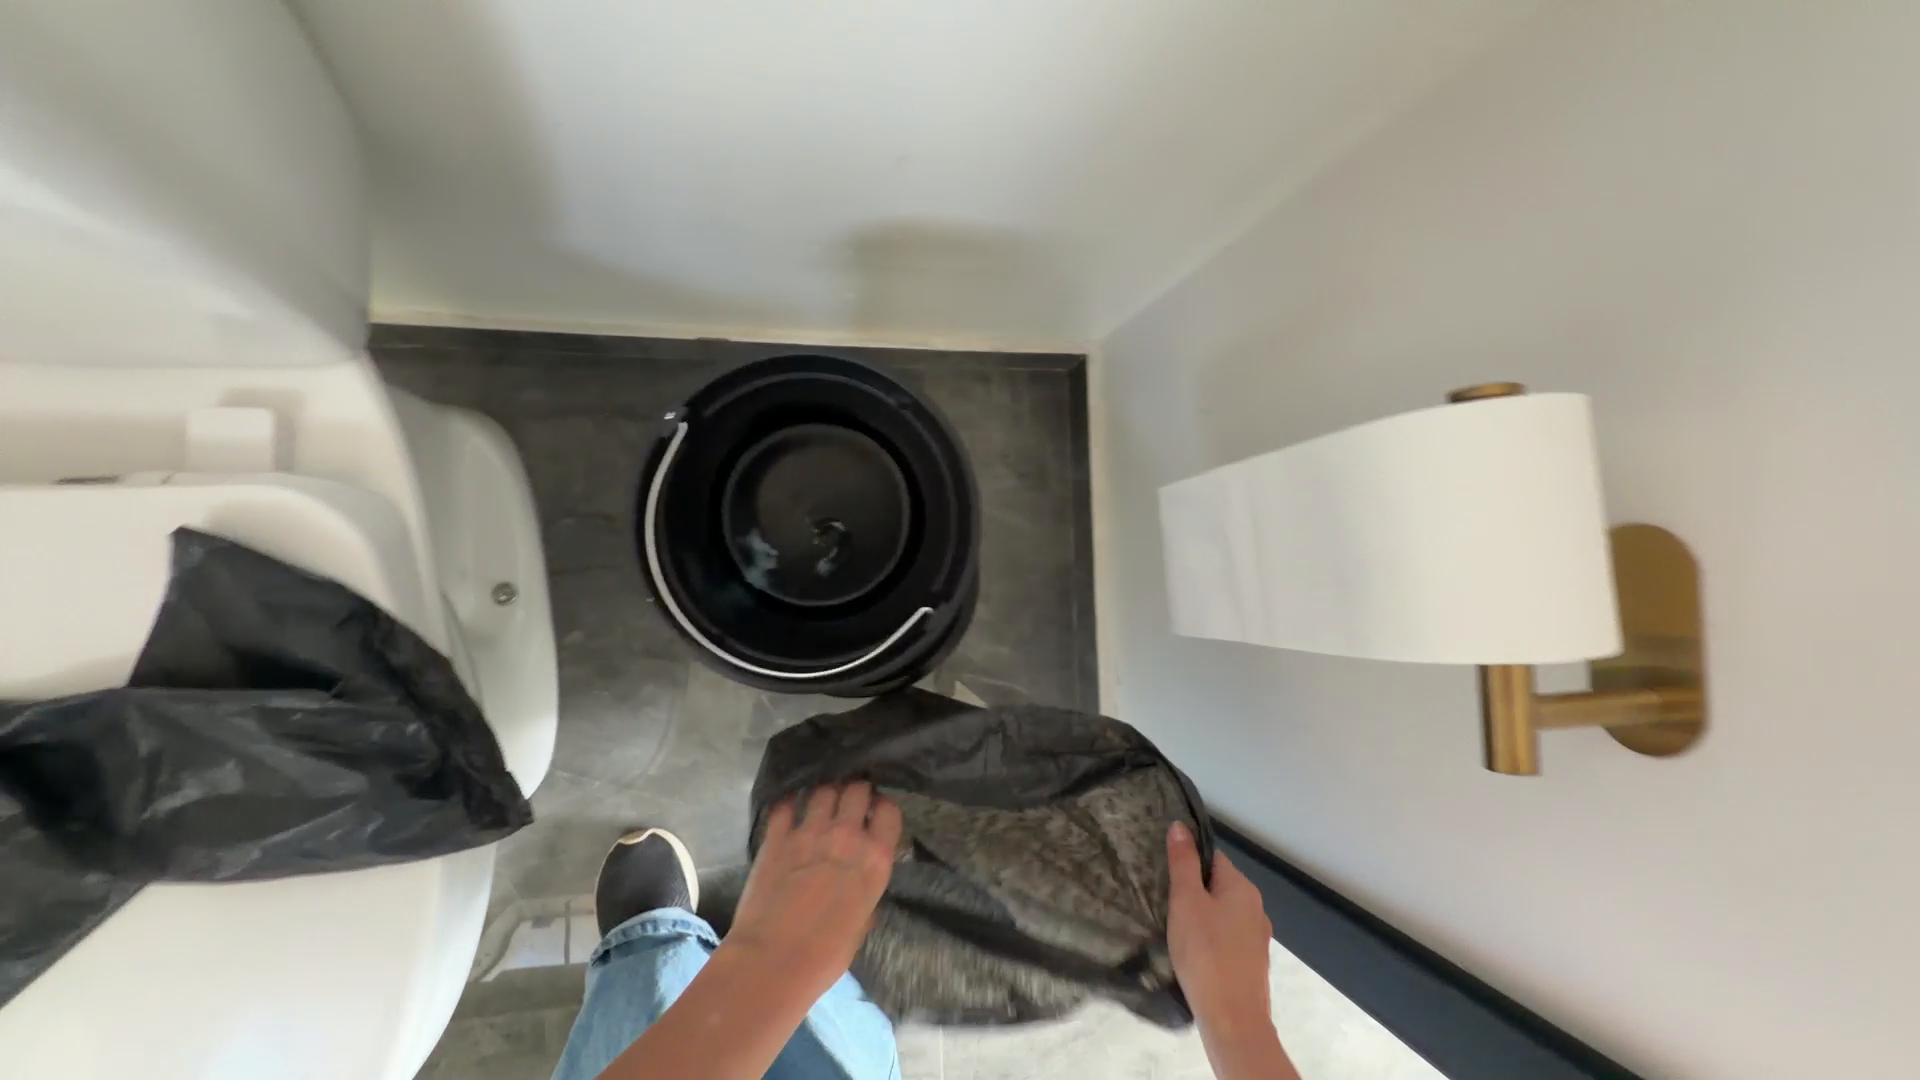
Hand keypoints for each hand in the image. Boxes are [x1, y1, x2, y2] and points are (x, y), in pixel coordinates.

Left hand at [724, 782, 901, 994]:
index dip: (882, 807)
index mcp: (875, 859)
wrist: (773, 961)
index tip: (875, 811)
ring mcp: (809, 831)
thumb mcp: (863, 920)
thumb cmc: (826, 954)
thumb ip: (866, 887)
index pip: (889, 811)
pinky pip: (785, 805)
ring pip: (823, 789)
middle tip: (849, 800)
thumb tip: (862, 876)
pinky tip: (789, 807)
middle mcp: (846, 835)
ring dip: (825, 793)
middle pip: (857, 789)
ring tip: (821, 801)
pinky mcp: (776, 836)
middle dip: (855, 790)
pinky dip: (789, 802)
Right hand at [1167, 822, 1297, 1079]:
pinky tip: (1194, 953)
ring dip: (1202, 916)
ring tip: (1176, 929)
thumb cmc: (1205, 953)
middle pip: (1218, 885)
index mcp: (1242, 887)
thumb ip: (1183, 863)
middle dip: (1193, 890)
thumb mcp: (1186, 901)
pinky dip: (1210, 939)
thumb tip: (1180, 826)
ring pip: (1223, 913)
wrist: (1233, 1020)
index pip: (1212, 857)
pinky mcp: (1252, 964)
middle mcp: (1256, 908)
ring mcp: (1257, 938)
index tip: (1165, 875)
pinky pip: (1227, 938)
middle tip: (1166, 903)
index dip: (1187, 862)